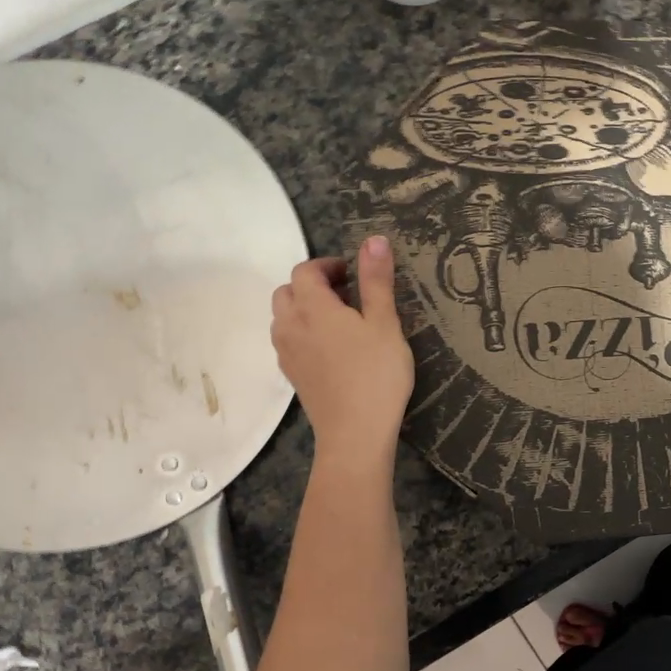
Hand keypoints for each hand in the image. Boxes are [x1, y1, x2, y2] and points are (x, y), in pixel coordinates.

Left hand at [271, 236, 414, 462]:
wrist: (355, 431)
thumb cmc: (377, 374)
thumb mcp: (386, 325)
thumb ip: (377, 282)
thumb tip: (375, 239)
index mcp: (312, 306)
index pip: (306, 270)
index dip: (328, 266)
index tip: (354, 274)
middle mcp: (289, 324)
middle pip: (287, 291)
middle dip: (313, 286)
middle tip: (348, 296)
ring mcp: (286, 352)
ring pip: (284, 317)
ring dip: (306, 310)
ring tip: (341, 323)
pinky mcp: (292, 374)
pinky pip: (289, 341)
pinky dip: (305, 334)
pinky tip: (333, 350)